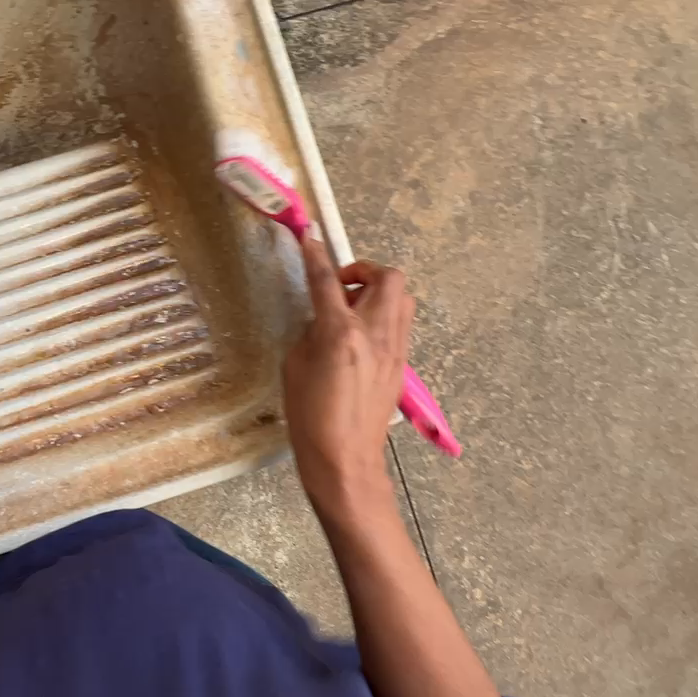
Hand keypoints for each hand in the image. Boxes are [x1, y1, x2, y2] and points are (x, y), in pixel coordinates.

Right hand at [283, 227, 413, 511]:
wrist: (344, 458)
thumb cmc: (309, 416)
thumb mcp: (295, 365)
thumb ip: (312, 332)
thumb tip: (323, 317)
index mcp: (340, 333)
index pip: (326, 281)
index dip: (316, 256)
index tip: (309, 238)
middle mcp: (375, 333)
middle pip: (387, 276)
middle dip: (363, 270)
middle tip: (338, 286)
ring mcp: (395, 348)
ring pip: (401, 297)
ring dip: (377, 291)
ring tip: (350, 309)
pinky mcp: (402, 363)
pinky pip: (399, 322)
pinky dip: (381, 315)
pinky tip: (359, 336)